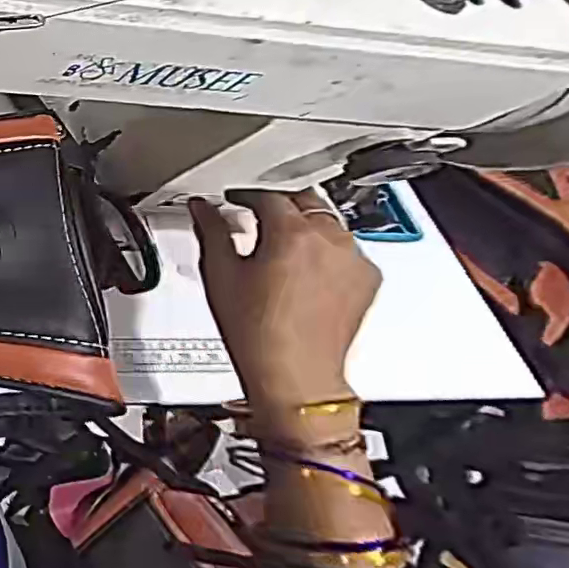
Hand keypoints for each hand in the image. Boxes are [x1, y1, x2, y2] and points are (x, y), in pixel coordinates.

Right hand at [189, 190, 379, 415]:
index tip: (232, 200)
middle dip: (277, 202)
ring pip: (327, 222)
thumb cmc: (257, 331)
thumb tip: (202, 208)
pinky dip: (322, 247)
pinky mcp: (366, 280)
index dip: (243, 194)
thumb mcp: (219, 271)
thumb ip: (210, 229)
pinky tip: (298, 264)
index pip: (267, 195)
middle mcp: (332, 241)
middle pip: (304, 200)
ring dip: (301, 223)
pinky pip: (344, 248)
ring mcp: (354, 261)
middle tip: (252, 213)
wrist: (293, 373)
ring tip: (275, 241)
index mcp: (294, 233)